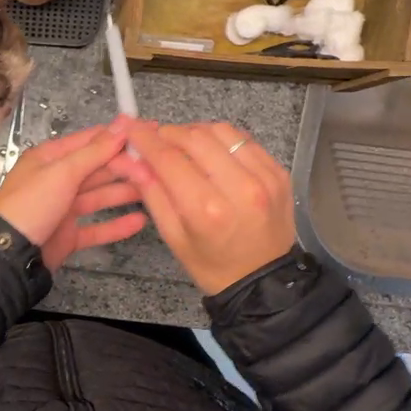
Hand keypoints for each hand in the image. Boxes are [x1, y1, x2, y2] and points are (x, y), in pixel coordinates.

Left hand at [0, 120, 146, 270]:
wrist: (9, 255)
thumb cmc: (31, 205)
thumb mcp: (62, 172)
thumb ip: (95, 151)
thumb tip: (123, 124)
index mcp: (50, 158)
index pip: (91, 141)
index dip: (121, 136)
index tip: (151, 132)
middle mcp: (57, 180)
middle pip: (98, 169)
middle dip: (127, 167)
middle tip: (158, 168)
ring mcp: (62, 209)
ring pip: (99, 197)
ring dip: (125, 193)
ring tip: (155, 190)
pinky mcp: (67, 235)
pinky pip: (96, 228)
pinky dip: (116, 225)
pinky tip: (139, 222)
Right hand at [113, 121, 297, 294]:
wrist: (262, 281)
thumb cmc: (212, 265)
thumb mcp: (173, 237)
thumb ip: (153, 194)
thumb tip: (132, 160)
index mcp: (206, 210)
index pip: (169, 160)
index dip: (146, 140)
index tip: (132, 129)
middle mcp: (239, 187)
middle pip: (195, 138)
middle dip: (169, 133)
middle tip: (156, 139)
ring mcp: (264, 177)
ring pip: (222, 132)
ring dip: (196, 132)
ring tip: (183, 144)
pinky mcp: (278, 171)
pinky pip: (245, 140)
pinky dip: (222, 140)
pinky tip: (211, 152)